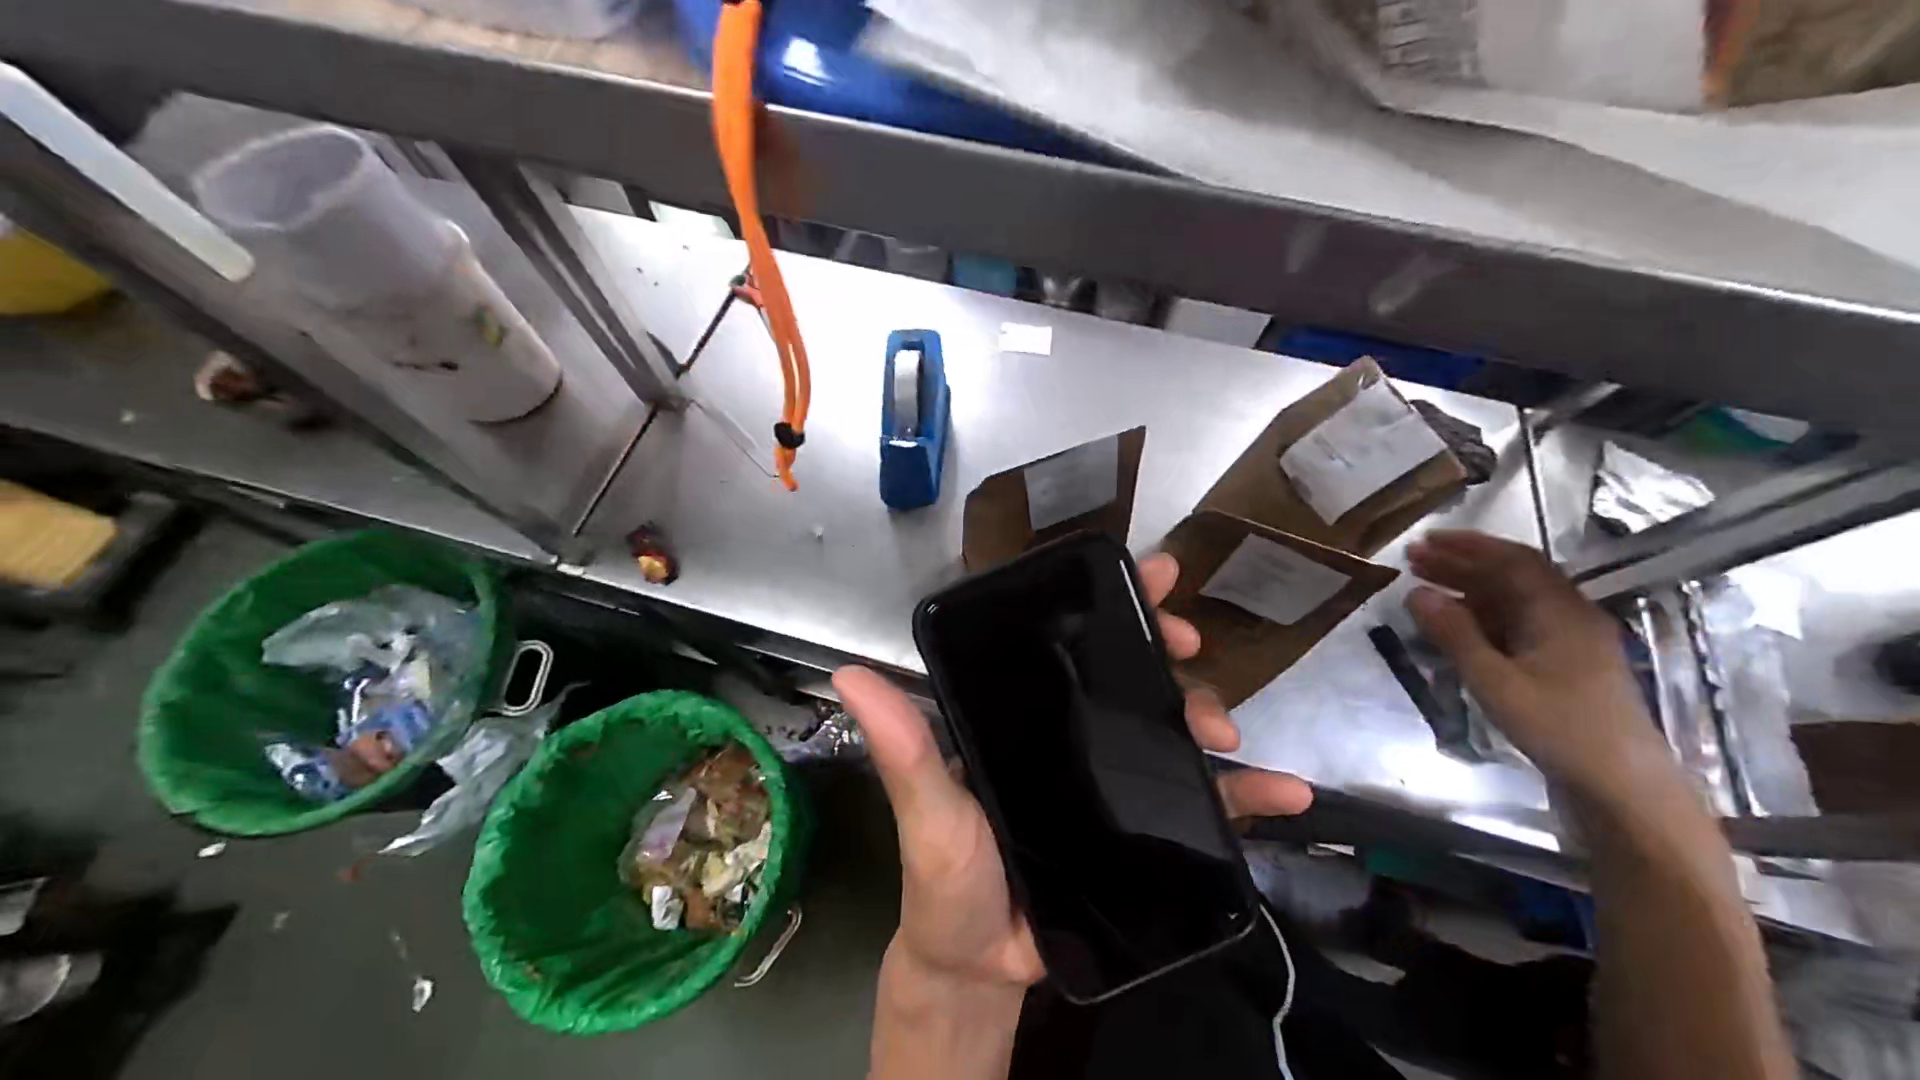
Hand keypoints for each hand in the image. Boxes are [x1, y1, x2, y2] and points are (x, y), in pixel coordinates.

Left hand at [834, 552, 1311, 993]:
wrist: (984, 966)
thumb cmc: (947, 883)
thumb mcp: (928, 814)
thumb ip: (902, 751)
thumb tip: (853, 677)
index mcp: (1019, 717)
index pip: (1064, 644)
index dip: (1109, 603)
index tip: (1153, 576)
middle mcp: (1067, 734)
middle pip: (1126, 674)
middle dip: (1164, 650)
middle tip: (1188, 645)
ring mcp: (1109, 778)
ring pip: (1167, 727)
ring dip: (1207, 713)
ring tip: (1224, 732)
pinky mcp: (1143, 827)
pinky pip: (1201, 804)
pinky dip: (1245, 796)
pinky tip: (1281, 793)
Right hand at [1404, 530, 1677, 800]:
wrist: (1622, 788)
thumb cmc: (1559, 729)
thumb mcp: (1495, 681)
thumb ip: (1454, 634)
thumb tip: (1416, 593)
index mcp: (1560, 613)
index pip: (1513, 561)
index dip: (1467, 546)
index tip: (1424, 540)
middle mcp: (1569, 618)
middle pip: (1512, 578)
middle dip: (1462, 565)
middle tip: (1413, 560)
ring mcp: (1569, 642)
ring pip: (1514, 601)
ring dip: (1469, 589)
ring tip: (1425, 586)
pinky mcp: (1564, 665)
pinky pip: (1517, 625)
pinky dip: (1481, 616)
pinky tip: (1454, 624)